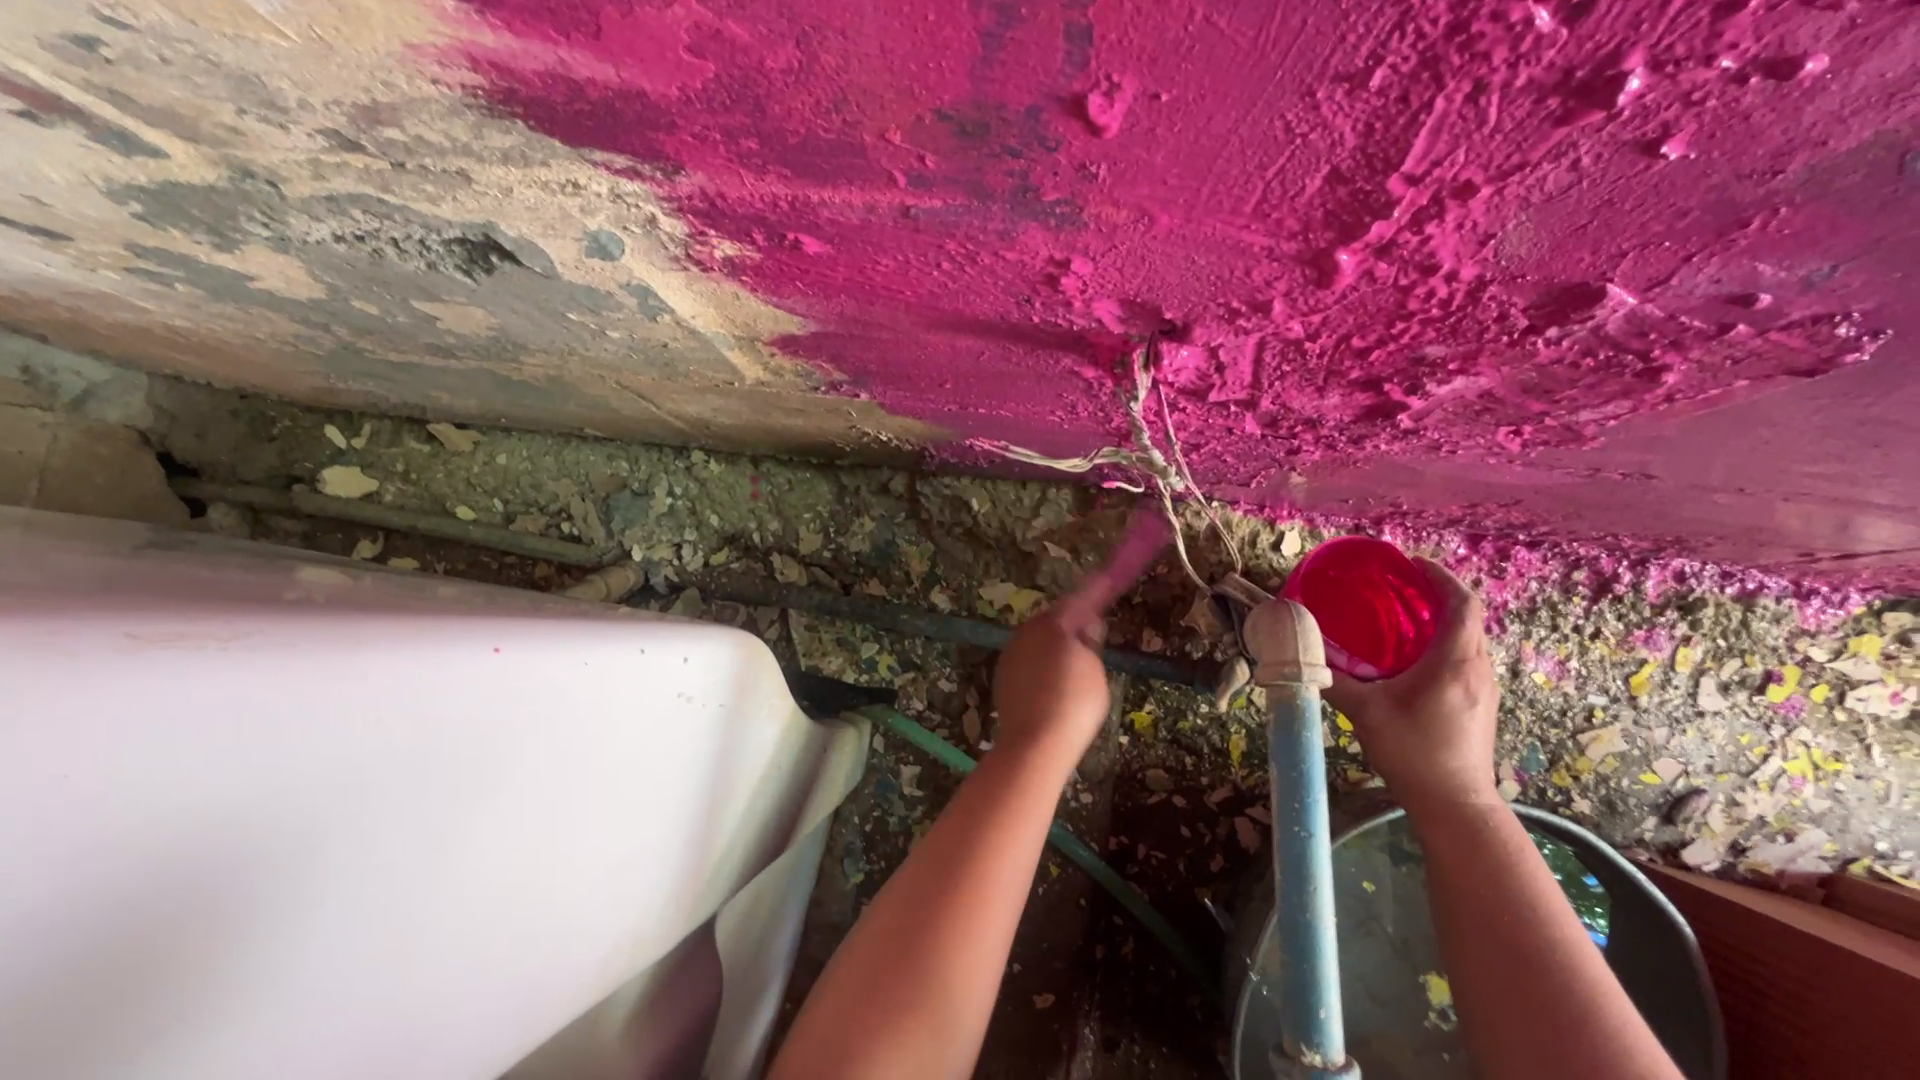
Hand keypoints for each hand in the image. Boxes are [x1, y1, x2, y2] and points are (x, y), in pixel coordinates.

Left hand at [991, 606, 1109, 763]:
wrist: (1035, 743)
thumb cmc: (1075, 704)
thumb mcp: (1094, 670)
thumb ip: (1089, 642)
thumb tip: (1086, 625)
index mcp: (1053, 625)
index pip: (1078, 600)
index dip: (1093, 592)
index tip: (1105, 580)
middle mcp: (1026, 632)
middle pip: (1052, 619)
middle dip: (1070, 620)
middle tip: (1090, 629)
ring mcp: (1011, 654)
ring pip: (1036, 639)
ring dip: (1053, 642)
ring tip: (1073, 658)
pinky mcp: (1003, 676)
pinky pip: (1027, 659)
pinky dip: (1041, 661)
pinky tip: (1052, 679)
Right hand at [1326, 557, 1499, 816]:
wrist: (1454, 803)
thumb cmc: (1413, 752)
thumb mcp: (1366, 712)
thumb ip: (1334, 681)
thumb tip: (1302, 656)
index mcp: (1454, 661)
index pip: (1462, 602)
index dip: (1440, 577)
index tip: (1412, 565)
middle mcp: (1477, 668)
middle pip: (1469, 617)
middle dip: (1439, 595)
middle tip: (1401, 589)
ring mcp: (1485, 688)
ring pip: (1470, 640)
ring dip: (1444, 622)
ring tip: (1405, 621)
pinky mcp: (1482, 706)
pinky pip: (1468, 660)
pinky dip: (1446, 646)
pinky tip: (1416, 661)